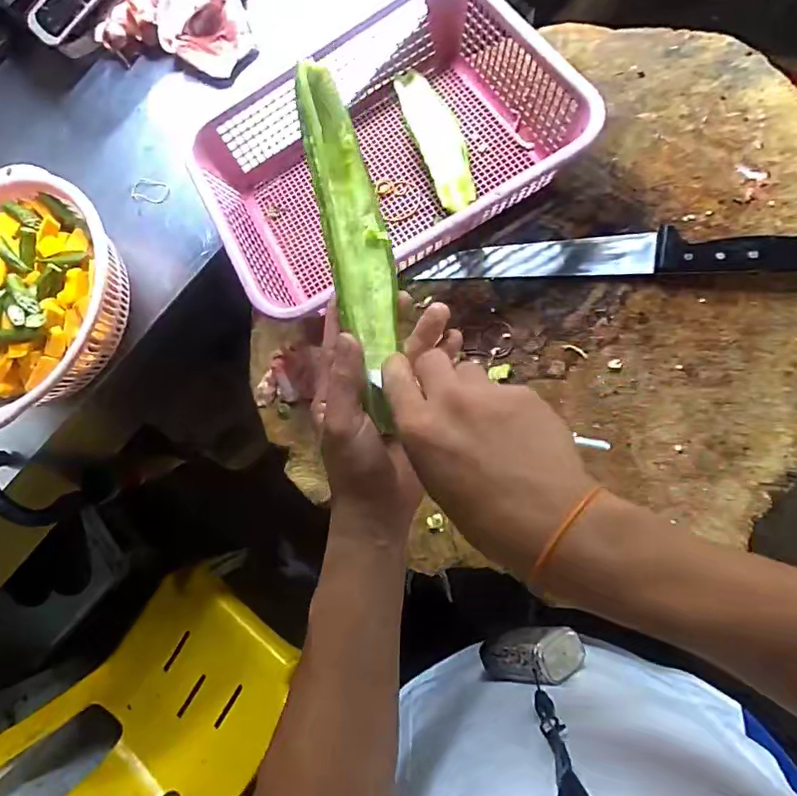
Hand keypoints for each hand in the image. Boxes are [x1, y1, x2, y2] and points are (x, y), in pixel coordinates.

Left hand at [315, 295, 459, 540]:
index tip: (354, 285)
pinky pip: (428, 379)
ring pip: (407, 358)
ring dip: (424, 336)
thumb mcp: (343, 424)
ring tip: (445, 314)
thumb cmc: (354, 468)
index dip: (345, 313)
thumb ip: (344, 382)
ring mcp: (391, 398)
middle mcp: (364, 386)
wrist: (380, 510)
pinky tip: (458, 344)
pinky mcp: (416, 410)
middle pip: (378, 343)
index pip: (338, 342)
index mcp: (339, 387)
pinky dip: (442, 360)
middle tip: (412, 297)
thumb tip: (347, 334)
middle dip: (393, 319)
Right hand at [381, 344, 597, 574]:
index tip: (408, 379)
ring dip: (471, 387)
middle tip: (448, 395)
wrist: (551, 521)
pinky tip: (519, 431)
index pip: (395, 372)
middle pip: (432, 359)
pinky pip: (502, 389)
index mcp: (418, 427)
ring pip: (470, 370)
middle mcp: (448, 400)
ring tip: (487, 417)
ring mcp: (488, 393)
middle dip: (436, 371)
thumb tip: (428, 421)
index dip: (401, 372)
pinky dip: (504, 404)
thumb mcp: (434, 480)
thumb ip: (424, 439)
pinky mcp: (522, 393)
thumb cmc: (485, 519)